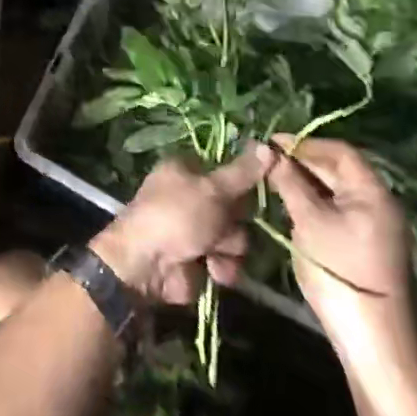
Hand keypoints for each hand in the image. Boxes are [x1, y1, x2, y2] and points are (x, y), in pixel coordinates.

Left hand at [88, 143, 276, 304]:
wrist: (147, 265)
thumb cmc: (177, 215)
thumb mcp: (212, 190)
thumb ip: (242, 172)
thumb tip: (269, 146)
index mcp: (186, 169)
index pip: (227, 167)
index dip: (244, 178)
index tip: (263, 183)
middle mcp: (192, 195)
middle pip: (237, 204)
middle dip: (236, 219)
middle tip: (226, 221)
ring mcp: (197, 227)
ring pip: (237, 234)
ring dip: (230, 246)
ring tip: (213, 251)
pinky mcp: (202, 257)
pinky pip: (229, 259)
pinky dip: (223, 266)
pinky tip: (213, 269)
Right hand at [266, 137, 414, 349]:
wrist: (371, 337)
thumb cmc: (338, 270)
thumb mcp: (308, 221)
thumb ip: (289, 182)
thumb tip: (267, 151)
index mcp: (373, 193)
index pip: (339, 151)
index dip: (304, 143)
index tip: (270, 144)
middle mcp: (380, 203)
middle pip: (339, 169)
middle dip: (303, 161)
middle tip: (266, 161)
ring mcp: (375, 225)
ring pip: (337, 190)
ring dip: (306, 181)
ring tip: (271, 180)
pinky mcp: (367, 243)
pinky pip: (339, 208)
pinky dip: (315, 200)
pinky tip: (290, 204)